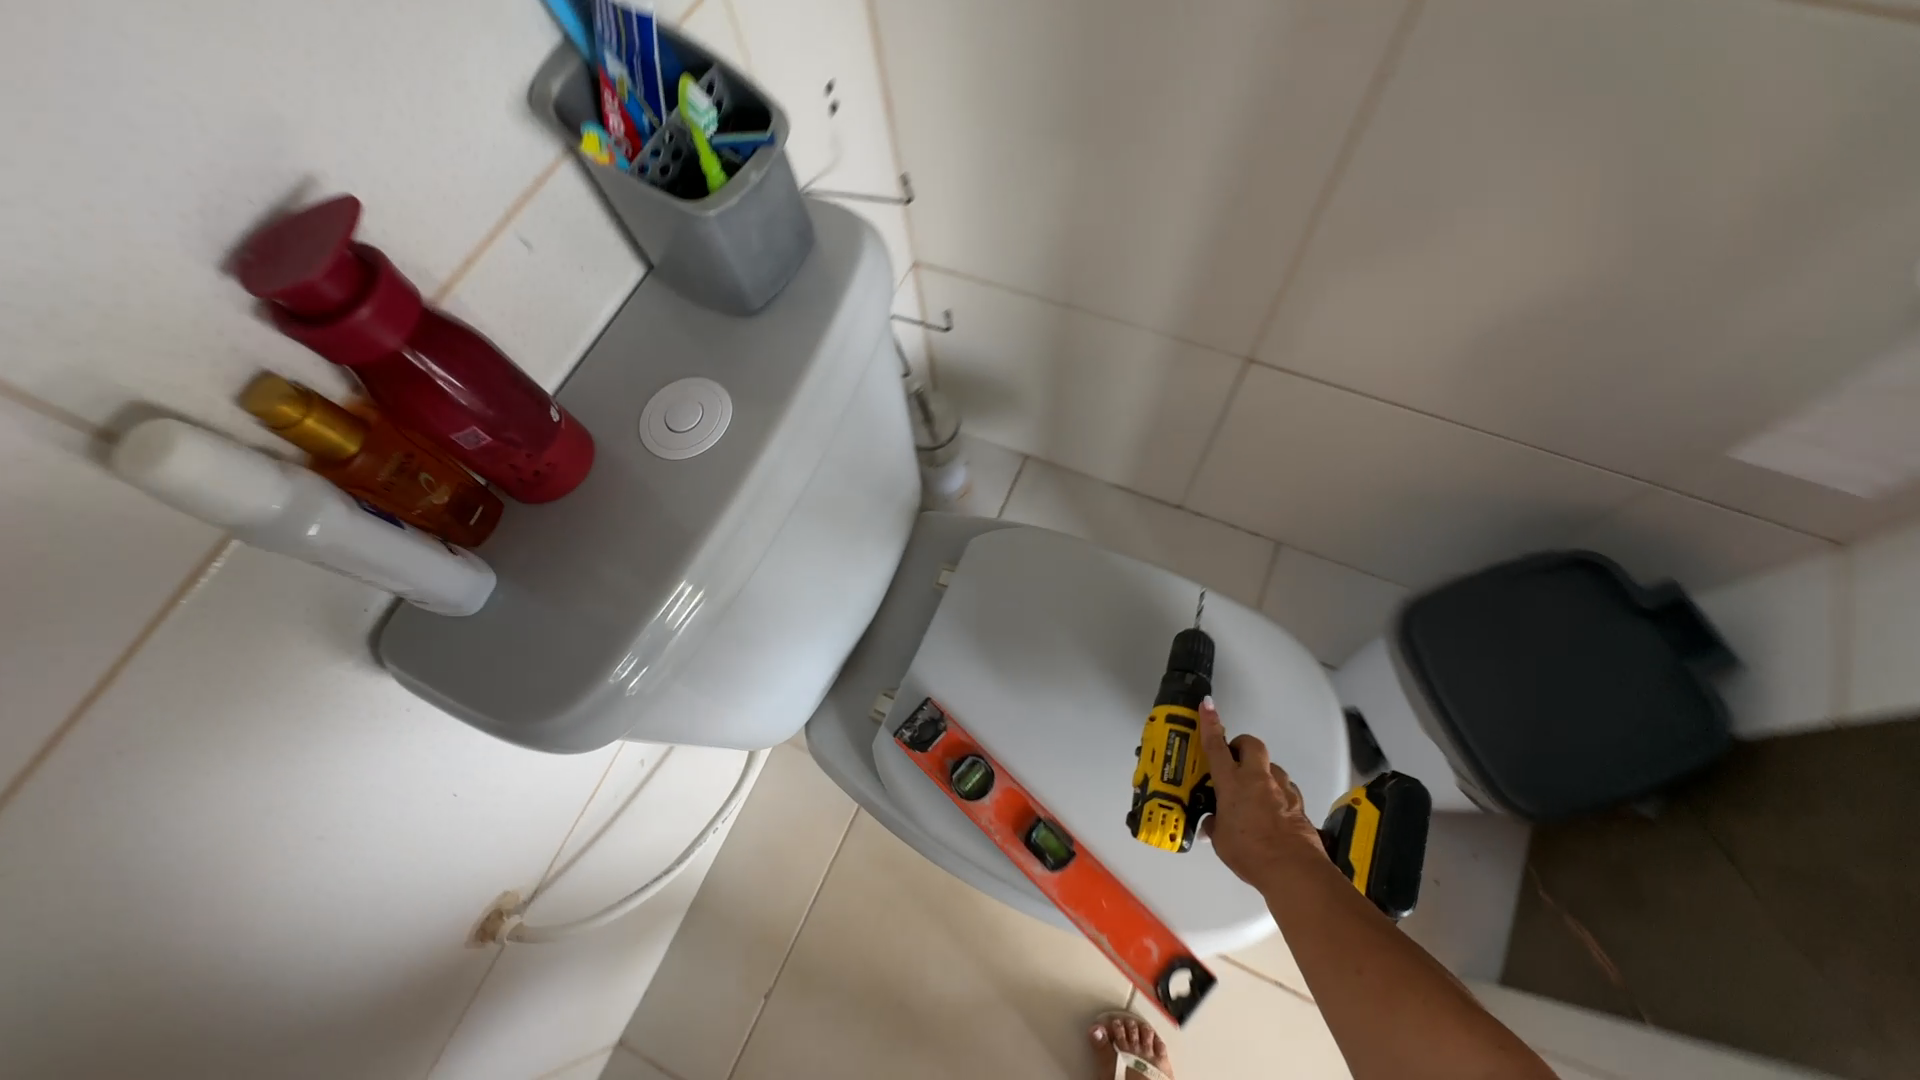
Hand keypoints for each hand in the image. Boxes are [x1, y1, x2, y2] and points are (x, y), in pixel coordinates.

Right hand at [1198, 697, 1325, 892]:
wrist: (1293, 869)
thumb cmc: (1249, 852)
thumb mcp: (1222, 841)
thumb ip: (1216, 826)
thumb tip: (1212, 824)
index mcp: (1233, 784)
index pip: (1217, 746)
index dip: (1211, 723)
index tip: (1207, 704)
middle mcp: (1258, 780)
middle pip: (1252, 745)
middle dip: (1241, 745)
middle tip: (1233, 760)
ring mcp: (1282, 790)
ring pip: (1271, 767)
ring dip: (1261, 773)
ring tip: (1253, 794)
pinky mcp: (1299, 804)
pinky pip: (1285, 789)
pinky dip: (1277, 794)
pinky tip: (1272, 812)